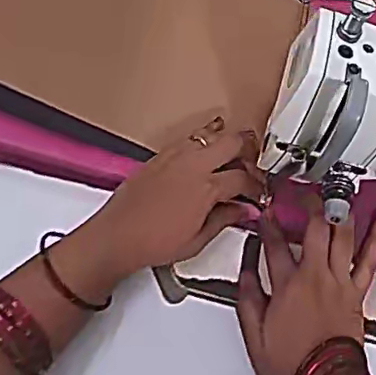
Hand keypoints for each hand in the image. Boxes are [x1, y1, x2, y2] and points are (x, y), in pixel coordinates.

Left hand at [56, 117, 264, 299]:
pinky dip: (203, 139)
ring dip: (226, 141)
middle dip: (249, 152)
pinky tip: (205, 148)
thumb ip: (224, 220)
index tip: (258, 192)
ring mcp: (177, 156)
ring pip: (212, 133)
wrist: (117, 236)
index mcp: (206, 188)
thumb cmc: (151, 242)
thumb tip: (242, 210)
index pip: (244, 178)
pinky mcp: (162, 154)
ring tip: (232, 154)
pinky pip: (190, 137)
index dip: (256, 185)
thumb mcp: (197, 241)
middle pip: (234, 142)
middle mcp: (193, 166)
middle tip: (252, 165)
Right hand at [235, 196, 375, 374]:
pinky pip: (369, 259)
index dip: (269, 224)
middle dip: (308, 204)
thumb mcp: (254, 336)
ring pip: (342, 235)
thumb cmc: (293, 369)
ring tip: (338, 194)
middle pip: (314, 228)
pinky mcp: (357, 294)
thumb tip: (247, 273)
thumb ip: (250, 298)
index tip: (266, 213)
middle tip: (304, 192)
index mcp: (288, 286)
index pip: (274, 244)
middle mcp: (316, 278)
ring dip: (340, 211)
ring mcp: (340, 283)